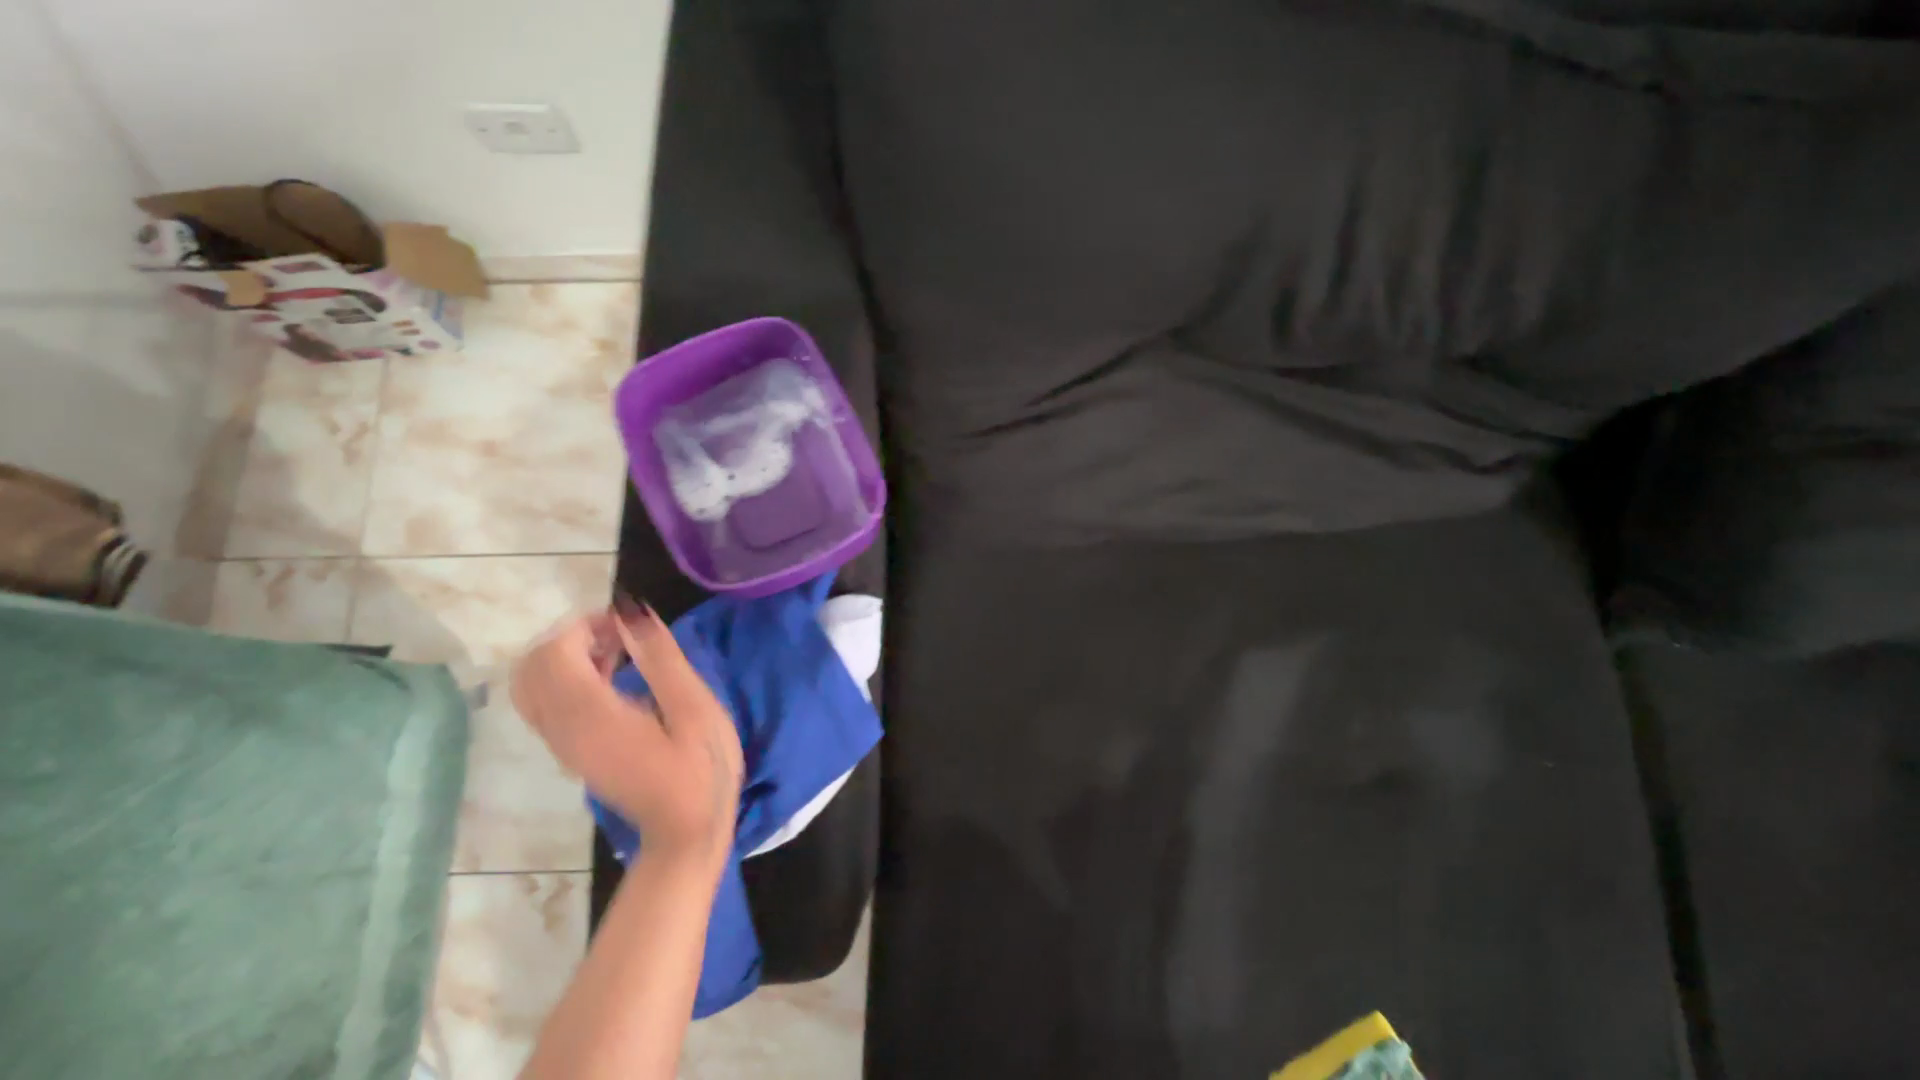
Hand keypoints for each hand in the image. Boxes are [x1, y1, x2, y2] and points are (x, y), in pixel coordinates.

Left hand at [511, 599, 742, 863]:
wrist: (686, 833)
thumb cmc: (700, 770)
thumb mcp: (694, 709)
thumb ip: (660, 658)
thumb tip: (631, 612)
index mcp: (591, 714)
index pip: (555, 651)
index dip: (585, 624)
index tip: (629, 624)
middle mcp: (563, 727)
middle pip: (534, 665)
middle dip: (571, 637)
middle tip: (621, 635)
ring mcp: (562, 744)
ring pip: (533, 684)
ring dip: (567, 657)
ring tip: (619, 653)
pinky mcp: (570, 753)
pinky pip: (545, 703)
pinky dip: (566, 679)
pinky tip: (613, 680)